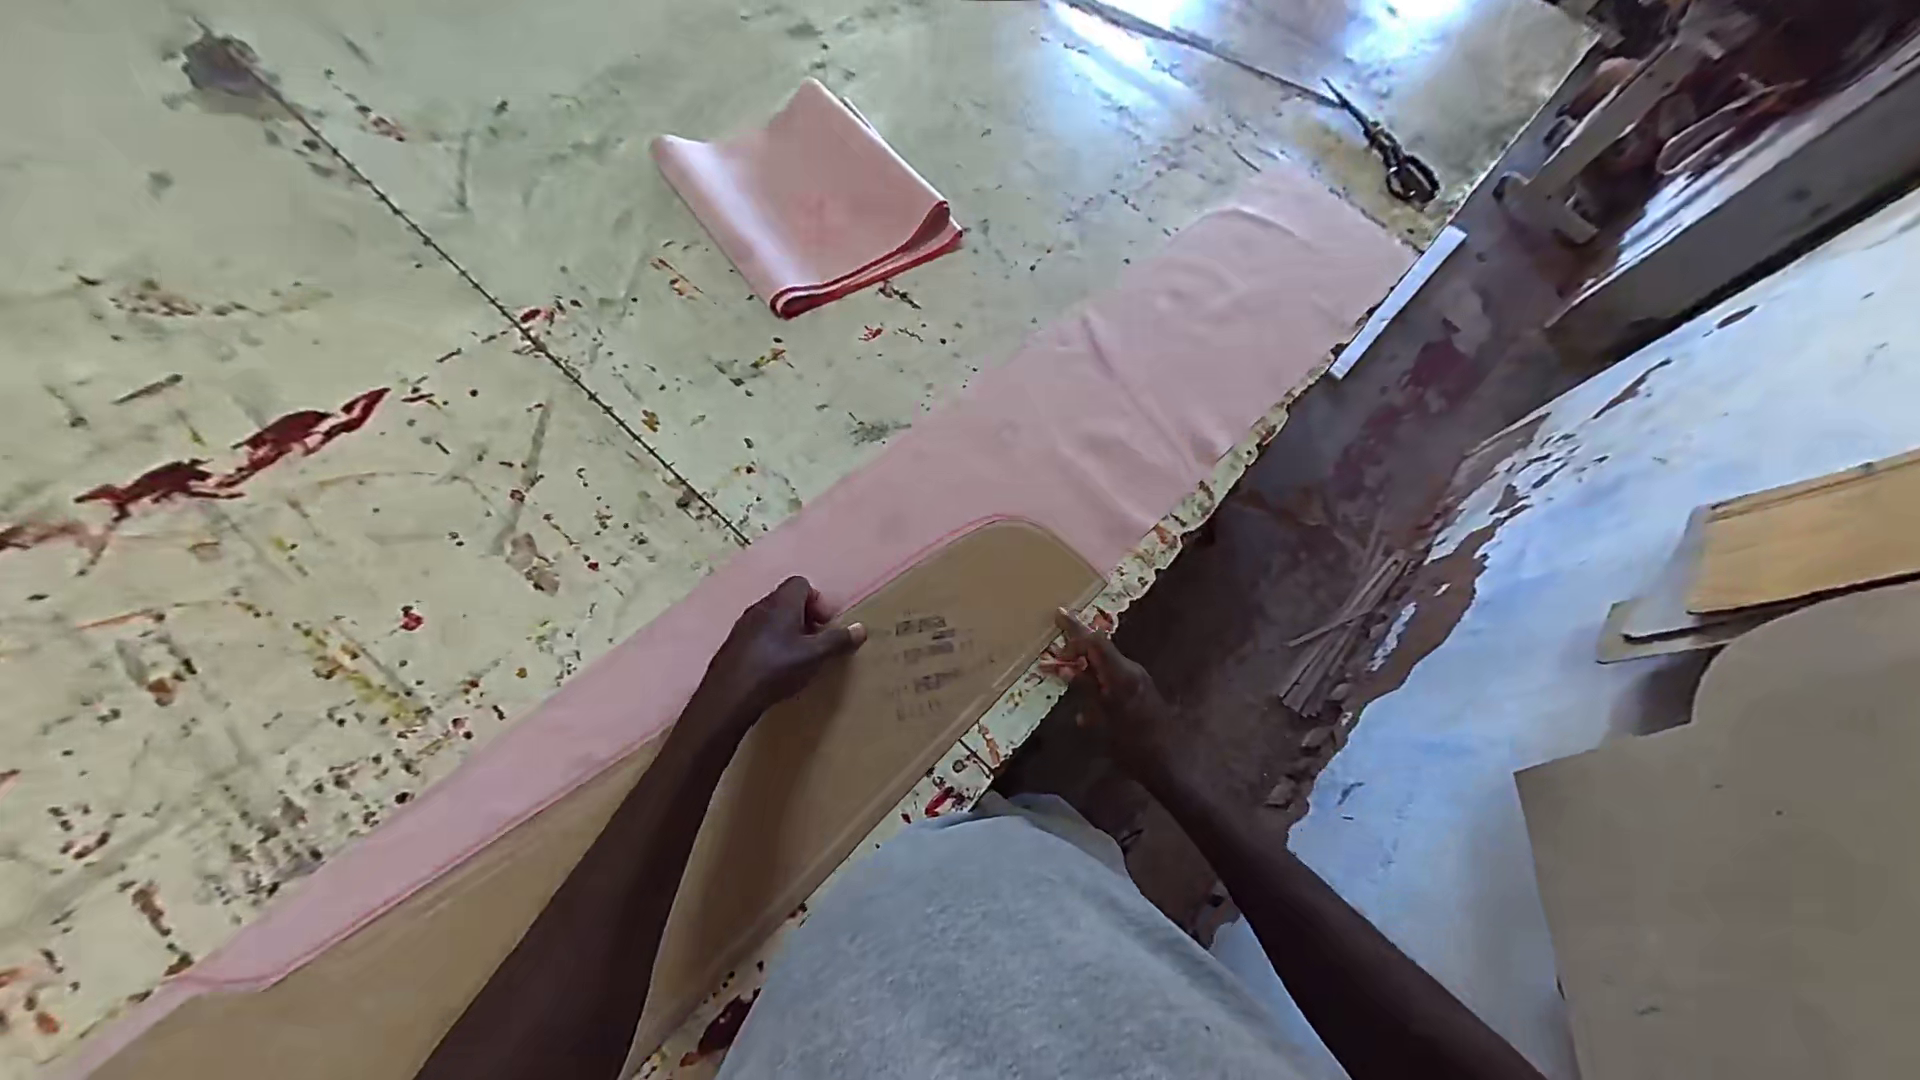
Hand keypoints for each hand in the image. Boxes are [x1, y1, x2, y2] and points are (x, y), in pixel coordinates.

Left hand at [697, 577, 865, 727]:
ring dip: (788, 631)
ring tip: (797, 656)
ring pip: (772, 618)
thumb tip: (861, 628)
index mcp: (781, 603)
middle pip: (787, 600)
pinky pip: (758, 633)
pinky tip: (775, 667)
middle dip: (805, 617)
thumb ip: (838, 640)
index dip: (817, 601)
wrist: (728, 696)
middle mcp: (760, 607)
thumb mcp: (815, 656)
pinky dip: (770, 643)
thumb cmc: (776, 668)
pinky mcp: (733, 644)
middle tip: (814, 641)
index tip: (824, 625)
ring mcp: (743, 625)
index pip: (801, 583)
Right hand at [1052, 608, 1179, 776]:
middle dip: (1078, 638)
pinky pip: (1112, 678)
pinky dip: (1096, 680)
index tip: (1057, 644)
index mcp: (1122, 674)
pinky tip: (1084, 707)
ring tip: (1066, 666)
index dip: (1074, 638)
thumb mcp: (1103, 718)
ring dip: (1085, 662)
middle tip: (1060, 619)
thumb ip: (1085, 690)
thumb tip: (1065, 669)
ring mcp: (1137, 681)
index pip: (1095, 642)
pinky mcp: (1139, 692)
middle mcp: (1131, 671)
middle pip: (1100, 647)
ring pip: (1105, 663)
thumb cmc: (1132, 743)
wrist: (1169, 765)